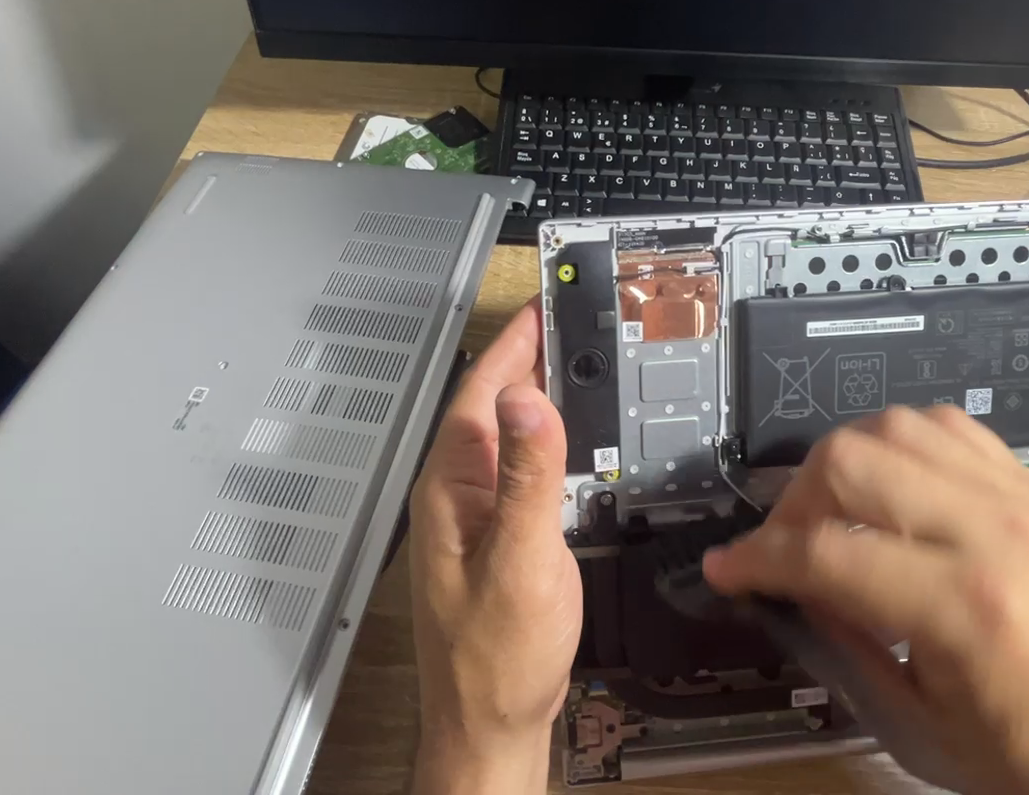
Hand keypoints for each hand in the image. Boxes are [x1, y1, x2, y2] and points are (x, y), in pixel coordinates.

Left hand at [408, 300, 579, 794]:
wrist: (493, 722)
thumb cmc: (496, 653)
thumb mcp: (519, 559)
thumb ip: (525, 477)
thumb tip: (527, 397)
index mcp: (453, 484)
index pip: (479, 391)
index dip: (512, 343)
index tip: (543, 306)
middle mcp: (459, 489)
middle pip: (491, 404)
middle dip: (527, 357)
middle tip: (570, 322)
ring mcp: (477, 511)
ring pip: (507, 431)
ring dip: (536, 392)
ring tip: (575, 361)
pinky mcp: (499, 530)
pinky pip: (521, 463)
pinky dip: (546, 434)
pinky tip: (570, 433)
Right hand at [702, 406, 1028, 794]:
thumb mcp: (930, 735)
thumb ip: (847, 652)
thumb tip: (791, 592)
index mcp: (965, 610)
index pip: (825, 552)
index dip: (758, 558)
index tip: (726, 568)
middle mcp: (990, 531)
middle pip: (848, 462)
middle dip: (793, 502)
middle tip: (788, 547)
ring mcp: (1019, 496)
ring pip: (891, 426)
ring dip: (842, 464)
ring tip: (837, 512)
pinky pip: (945, 426)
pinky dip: (898, 444)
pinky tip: (894, 486)